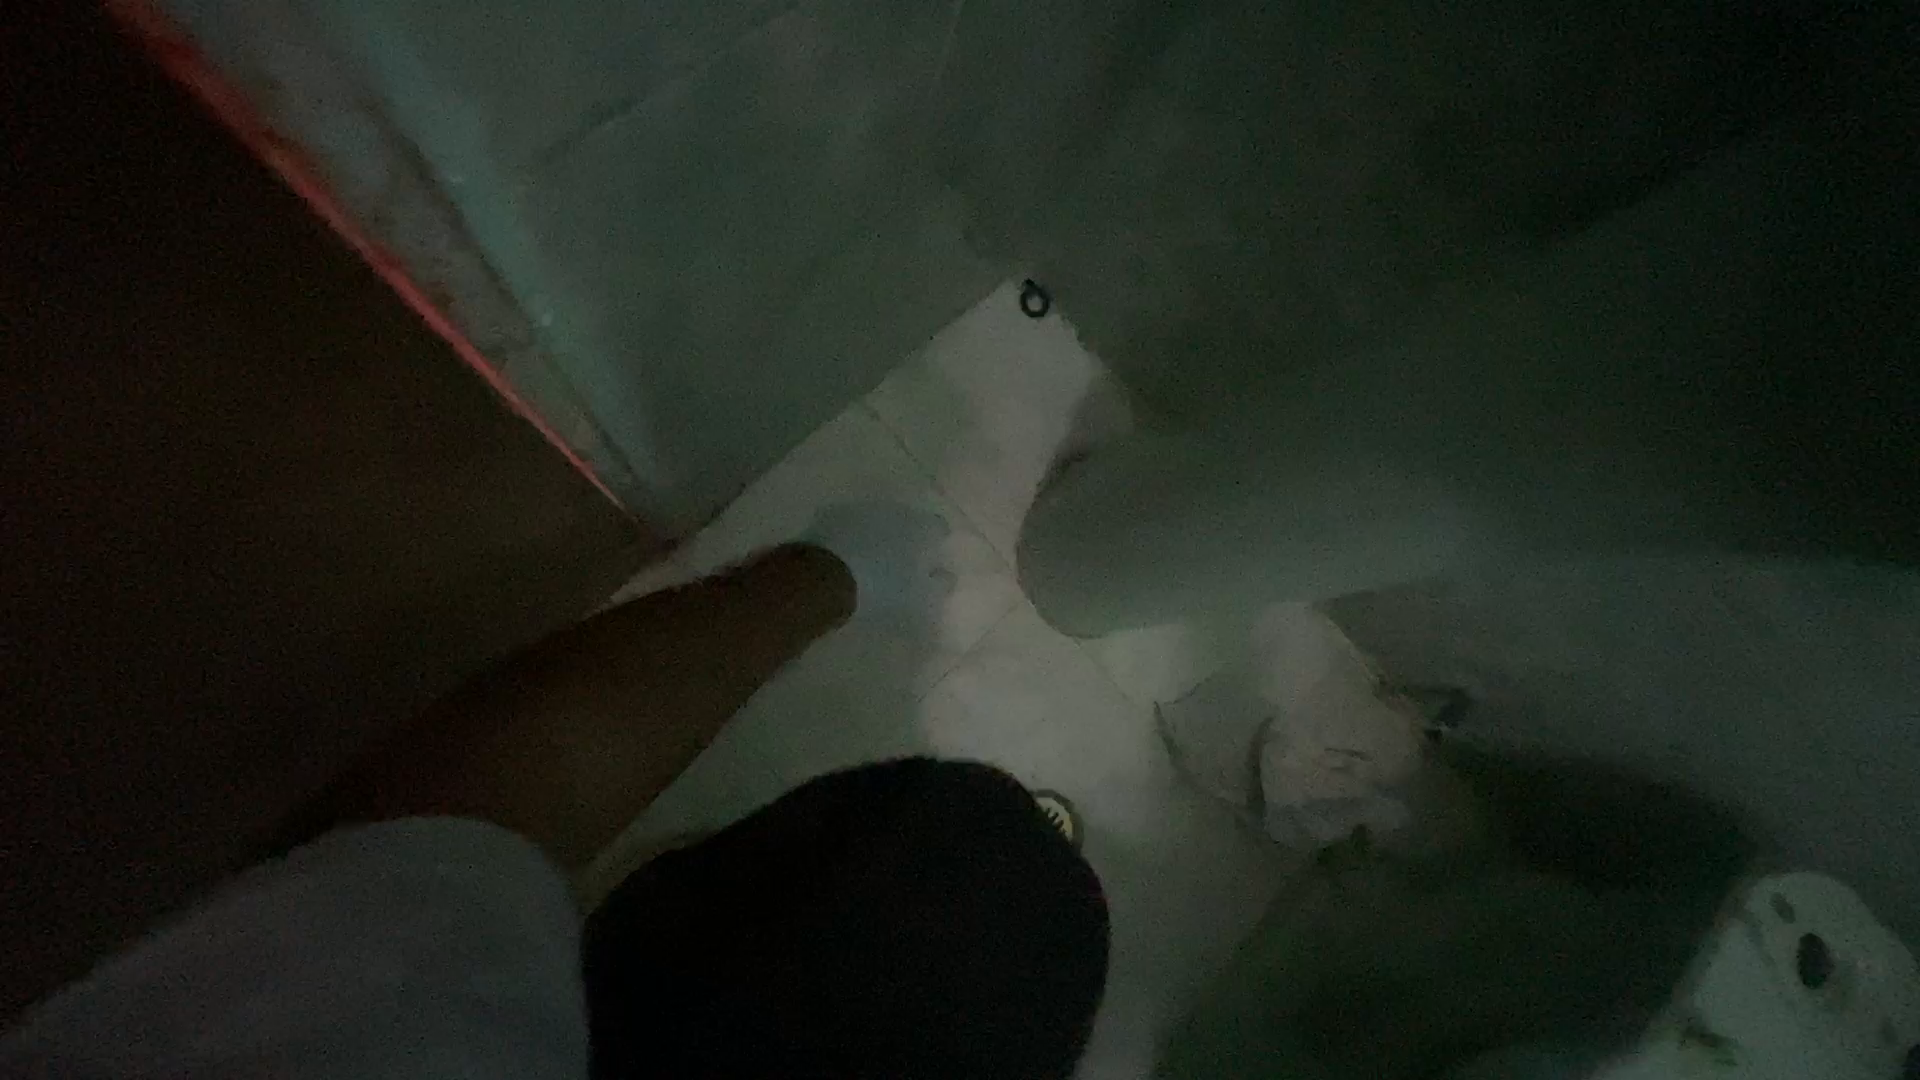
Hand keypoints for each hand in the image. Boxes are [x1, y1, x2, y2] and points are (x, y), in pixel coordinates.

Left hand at [804, 501, 956, 618]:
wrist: (826, 579)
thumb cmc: (883, 591)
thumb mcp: (921, 600)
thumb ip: (939, 586)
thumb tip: (947, 577)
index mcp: (921, 529)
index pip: (938, 528)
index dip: (935, 544)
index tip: (930, 562)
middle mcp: (894, 511)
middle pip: (906, 521)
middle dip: (905, 538)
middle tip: (900, 563)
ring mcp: (861, 510)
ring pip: (876, 521)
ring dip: (875, 536)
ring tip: (869, 562)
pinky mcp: (830, 516)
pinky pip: (846, 526)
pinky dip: (848, 538)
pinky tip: (842, 558)